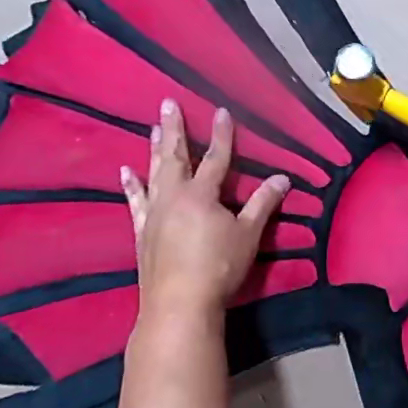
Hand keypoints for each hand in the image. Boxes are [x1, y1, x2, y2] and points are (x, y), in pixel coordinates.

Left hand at [122, 99, 288, 331]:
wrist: (178, 304)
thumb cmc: (218, 267)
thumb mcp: (248, 235)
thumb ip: (263, 204)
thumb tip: (283, 178)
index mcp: (202, 194)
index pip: (216, 158)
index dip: (221, 134)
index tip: (221, 110)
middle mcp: (174, 196)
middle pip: (176, 156)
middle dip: (175, 128)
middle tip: (168, 103)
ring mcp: (153, 213)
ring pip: (154, 173)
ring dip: (154, 149)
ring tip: (153, 128)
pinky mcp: (141, 231)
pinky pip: (134, 201)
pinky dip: (131, 185)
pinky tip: (125, 172)